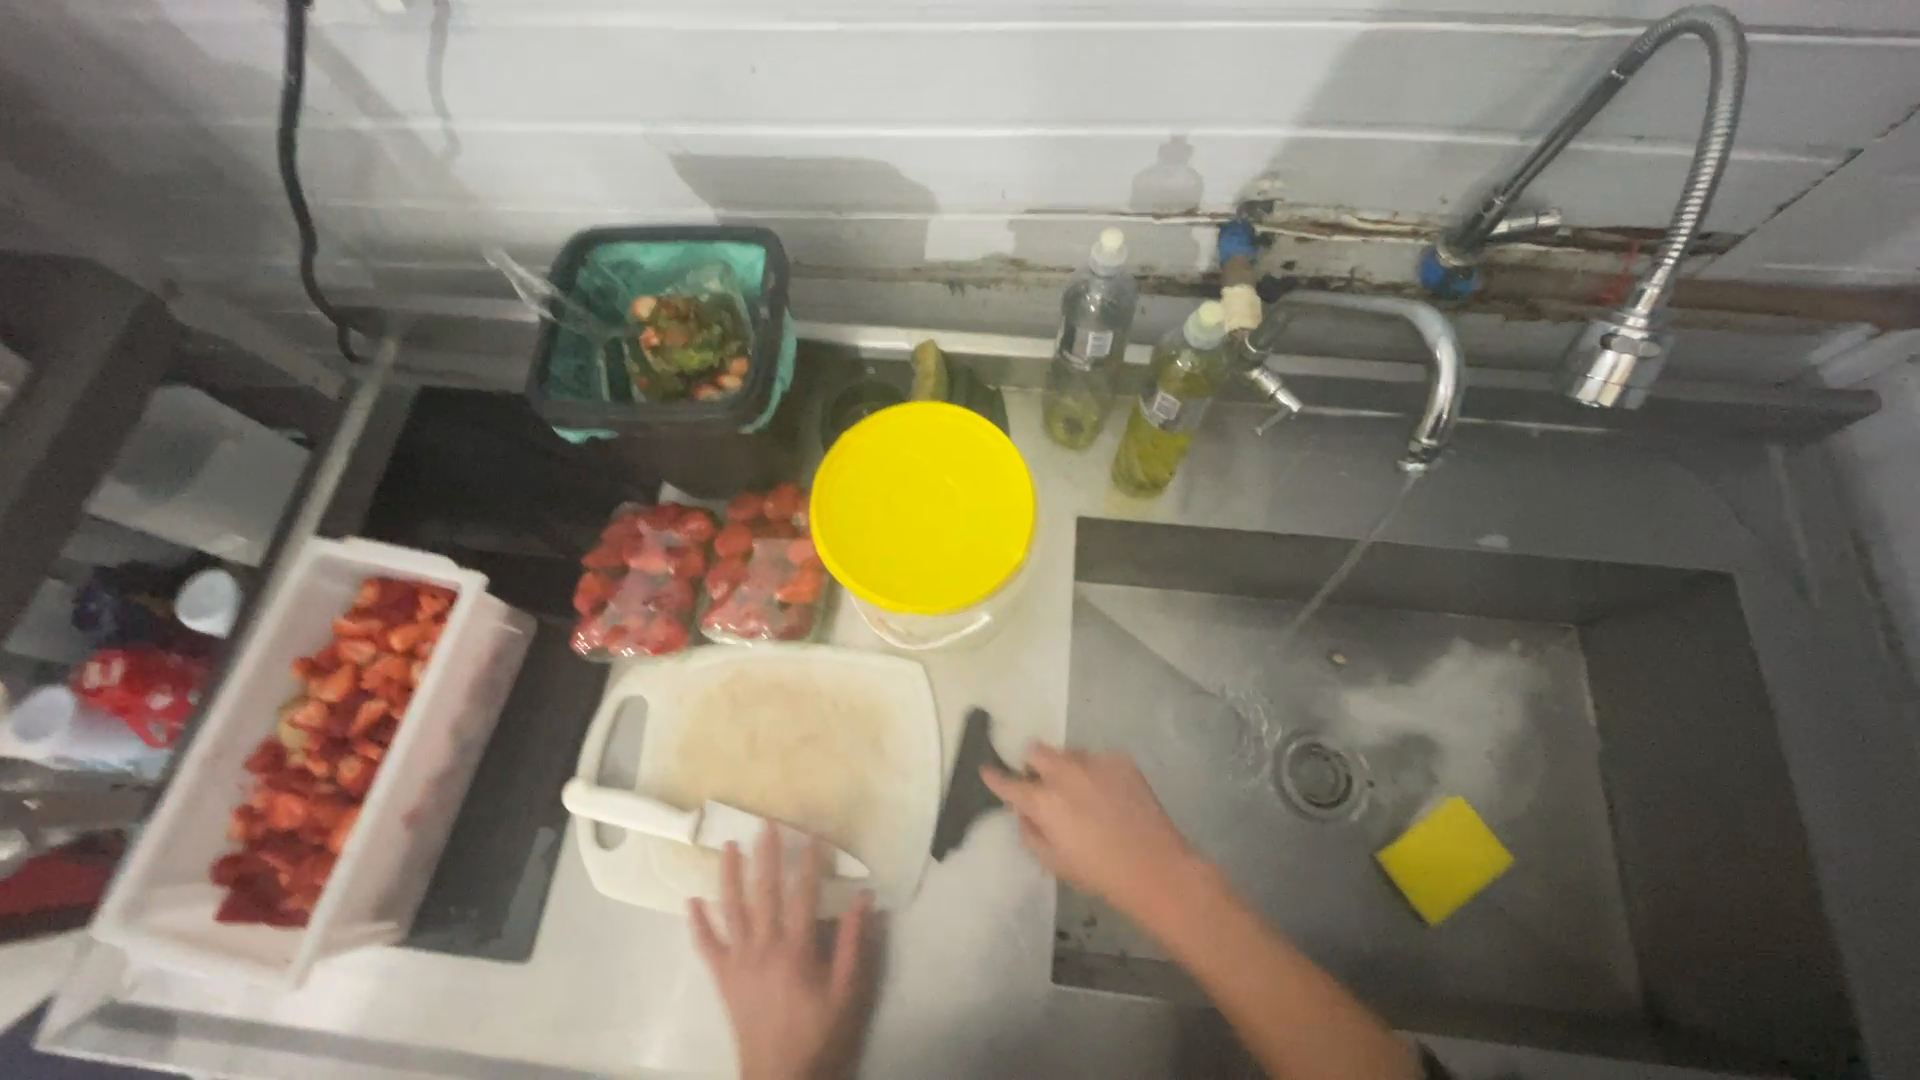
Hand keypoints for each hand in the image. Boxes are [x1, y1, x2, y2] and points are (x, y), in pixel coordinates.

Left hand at [689, 825, 875, 1079]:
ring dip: (729, 875)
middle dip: (766, 855)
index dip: (810, 862)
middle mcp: (763, 947)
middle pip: (763, 891)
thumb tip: (865, 898)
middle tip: (767, 823)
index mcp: (796, 948)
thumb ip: (855, 942)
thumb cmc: (818, 1031)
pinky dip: (697, 923)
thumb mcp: (847, 990)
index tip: (813, 833)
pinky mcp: (722, 977)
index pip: (803, 894)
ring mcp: (738, 961)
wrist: (779, 1076)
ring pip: (731, 909)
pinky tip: (690, 901)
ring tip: (728, 845)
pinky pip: (706, 946)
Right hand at [981, 742, 1208, 924]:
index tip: (987, 770)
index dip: (994, 777)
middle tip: (1043, 784)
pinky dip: (1096, 773)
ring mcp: (1094, 762)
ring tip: (1083, 793)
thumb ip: (1030, 832)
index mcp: (1043, 801)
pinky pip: (1098, 759)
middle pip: (1036, 750)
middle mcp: (1064, 773)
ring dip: (1066, 768)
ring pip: (1069, 753)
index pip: (1007, 783)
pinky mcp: (1120, 759)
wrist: (1154, 866)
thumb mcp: (1053, 862)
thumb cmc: (1099, 872)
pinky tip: (1110, 795)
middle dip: (1033, 764)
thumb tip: (1024, 811)